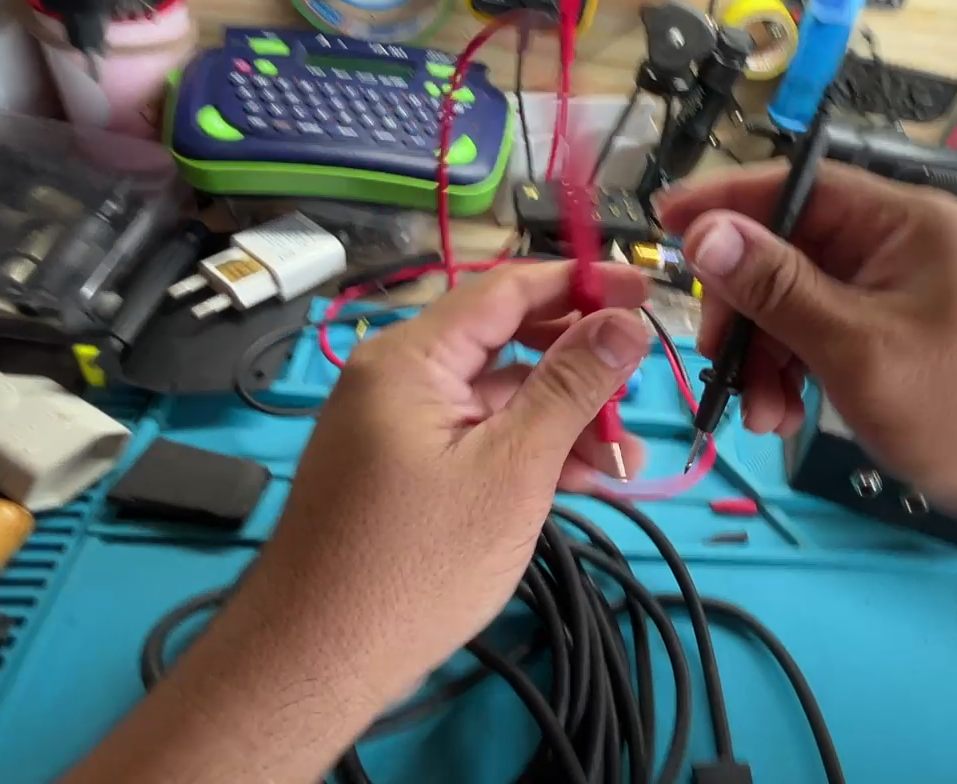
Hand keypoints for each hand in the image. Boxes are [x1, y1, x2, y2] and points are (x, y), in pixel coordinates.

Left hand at [259, 262, 650, 705]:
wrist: (312, 673)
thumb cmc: (416, 564)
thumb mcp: (513, 468)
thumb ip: (572, 385)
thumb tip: (628, 322)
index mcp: (413, 356)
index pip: (508, 289)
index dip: (581, 283)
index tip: (644, 291)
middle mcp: (404, 375)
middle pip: (510, 341)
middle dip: (580, 365)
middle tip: (638, 386)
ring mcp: (406, 422)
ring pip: (504, 395)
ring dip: (566, 419)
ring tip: (624, 460)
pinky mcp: (413, 463)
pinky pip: (484, 434)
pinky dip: (533, 450)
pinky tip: (585, 478)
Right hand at [656, 164, 956, 520]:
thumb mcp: (857, 348)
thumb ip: (777, 288)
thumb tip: (703, 232)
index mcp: (901, 221)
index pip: (798, 184)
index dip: (727, 200)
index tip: (665, 220)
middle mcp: (890, 243)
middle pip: (784, 249)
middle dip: (744, 308)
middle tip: (715, 358)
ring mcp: (884, 288)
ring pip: (788, 299)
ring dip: (761, 353)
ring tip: (761, 414)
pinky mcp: (878, 329)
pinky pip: (810, 332)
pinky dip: (785, 370)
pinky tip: (781, 414)